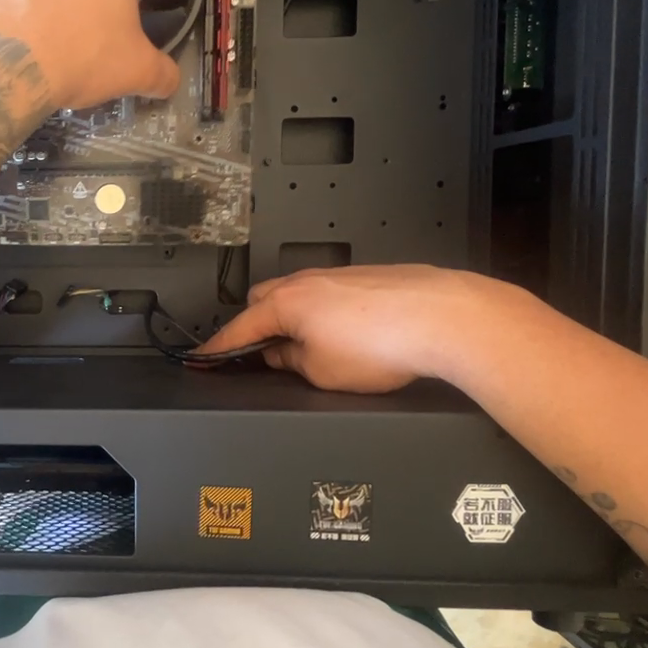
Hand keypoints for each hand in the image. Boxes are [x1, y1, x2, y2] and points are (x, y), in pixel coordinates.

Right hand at [193, 266, 524, 392]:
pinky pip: (329, 296)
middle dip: (258, 328)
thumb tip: (282, 354)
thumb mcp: (321, 372)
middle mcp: (306, 281)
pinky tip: (350, 339)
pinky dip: (326, 316)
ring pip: (300, 298)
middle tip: (266, 357)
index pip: (238, 330)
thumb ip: (290, 362)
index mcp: (284, 303)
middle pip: (263, 303)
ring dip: (297, 322)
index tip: (202, 360)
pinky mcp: (366, 279)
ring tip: (316, 353)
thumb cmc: (385, 341)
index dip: (217, 350)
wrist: (444, 318)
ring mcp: (337, 276)